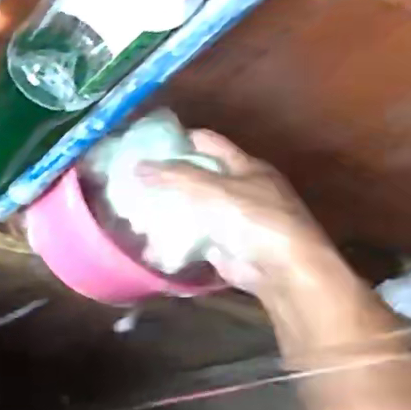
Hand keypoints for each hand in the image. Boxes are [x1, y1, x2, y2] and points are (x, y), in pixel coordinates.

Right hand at [137, 130, 398, 362]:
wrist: (281, 269)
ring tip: (129, 207)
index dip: (176, 140)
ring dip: (162, 207)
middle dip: (163, 175)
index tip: (143, 145)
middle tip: (130, 178)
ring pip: (188, 204)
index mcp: (244, 166)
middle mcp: (237, 187)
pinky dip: (168, 234)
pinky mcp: (220, 242)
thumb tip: (138, 165)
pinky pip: (188, 232)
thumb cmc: (252, 219)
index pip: (206, 142)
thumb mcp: (213, 189)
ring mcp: (229, 216)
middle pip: (194, 174)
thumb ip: (175, 176)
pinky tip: (145, 235)